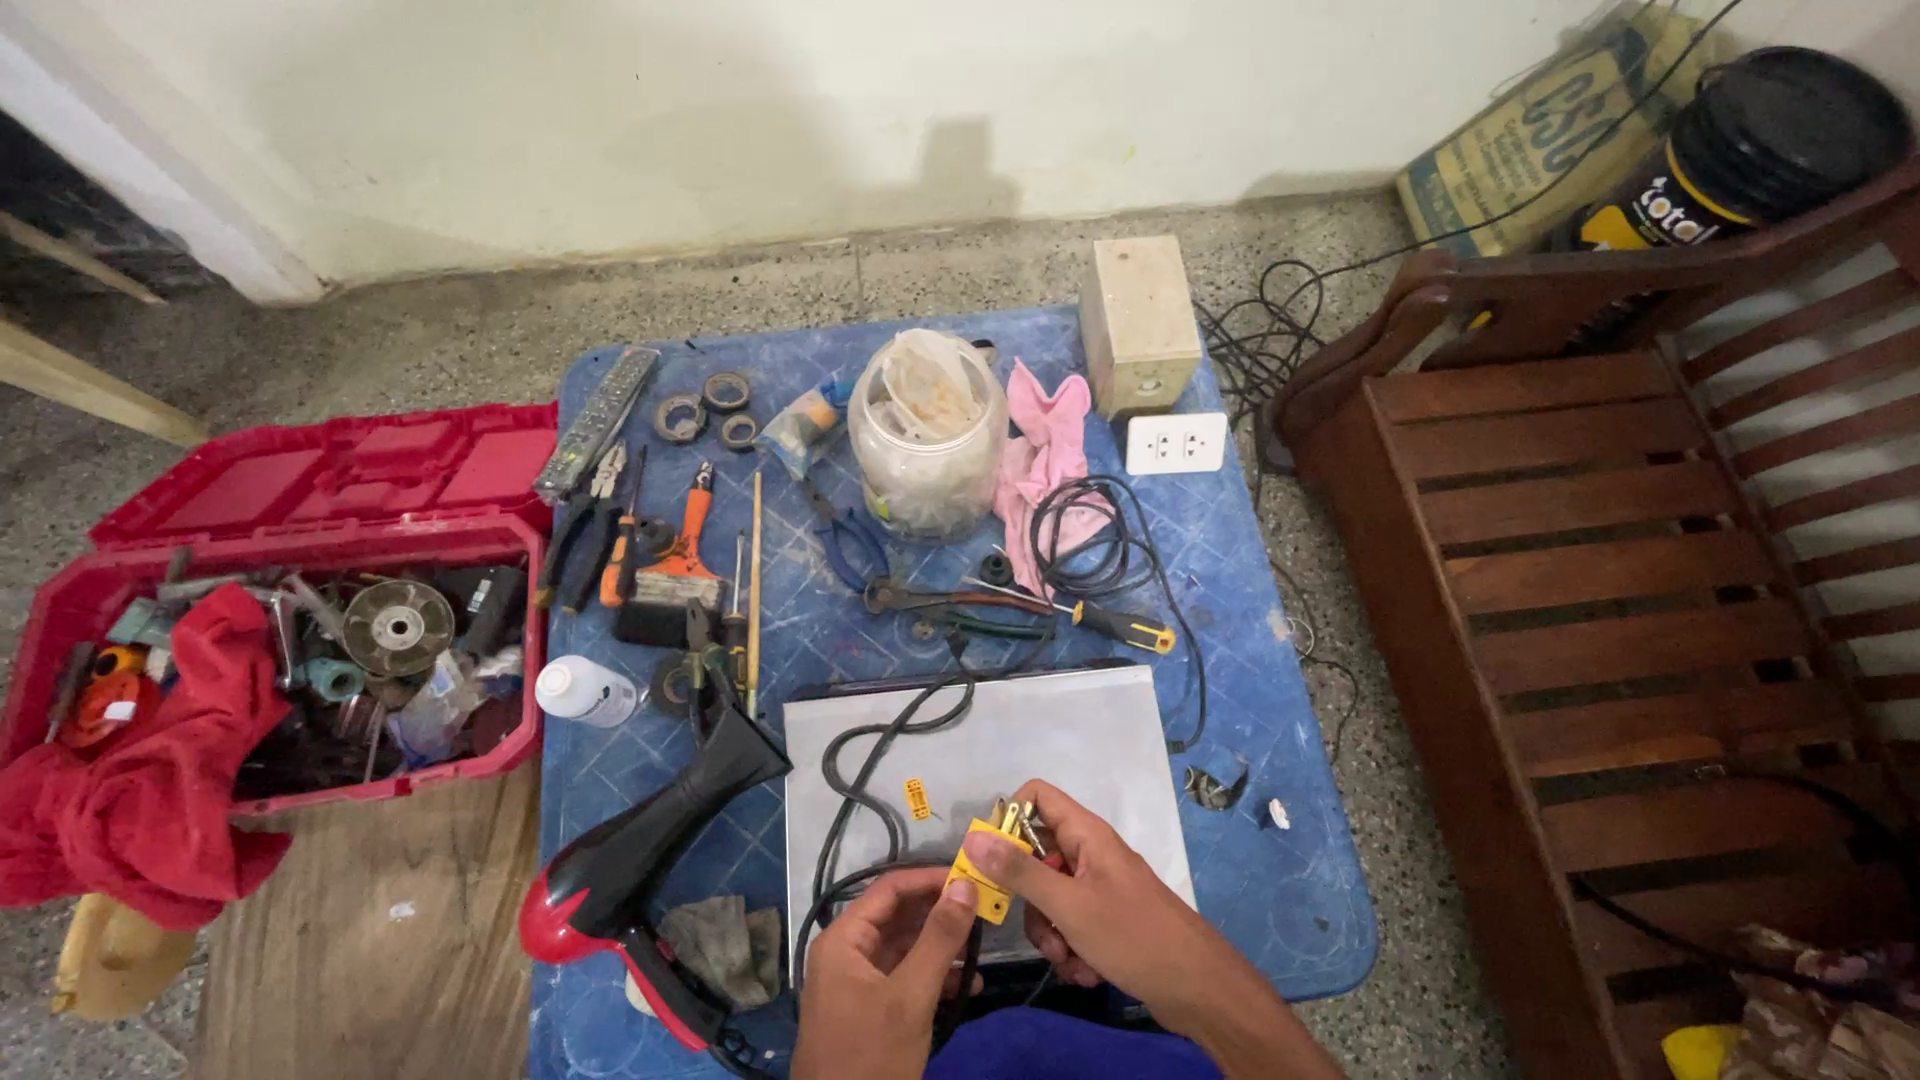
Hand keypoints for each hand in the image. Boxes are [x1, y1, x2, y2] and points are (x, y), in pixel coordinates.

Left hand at [792, 868, 978, 1079]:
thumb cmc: (870, 1056)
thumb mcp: (910, 997)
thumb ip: (939, 938)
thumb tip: (966, 885)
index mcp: (844, 939)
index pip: (889, 888)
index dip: (929, 879)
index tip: (971, 878)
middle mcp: (847, 952)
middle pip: (899, 916)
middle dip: (941, 914)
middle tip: (983, 913)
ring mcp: (858, 982)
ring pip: (906, 948)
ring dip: (943, 948)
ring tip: (980, 953)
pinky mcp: (871, 1009)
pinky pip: (906, 977)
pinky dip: (935, 977)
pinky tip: (967, 986)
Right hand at [959, 780, 1271, 1036]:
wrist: (1197, 987)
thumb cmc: (1132, 934)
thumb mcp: (1068, 904)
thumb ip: (1019, 871)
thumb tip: (974, 838)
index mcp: (1086, 834)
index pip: (1037, 796)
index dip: (1009, 819)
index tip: (993, 859)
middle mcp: (1091, 853)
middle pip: (1036, 856)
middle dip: (1031, 900)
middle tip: (1041, 930)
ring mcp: (1100, 887)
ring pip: (1051, 896)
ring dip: (1052, 933)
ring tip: (1069, 961)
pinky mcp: (1108, 919)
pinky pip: (1071, 923)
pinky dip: (1072, 949)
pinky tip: (1087, 973)